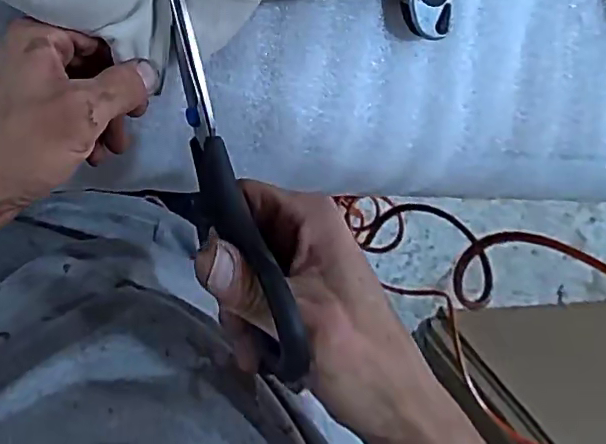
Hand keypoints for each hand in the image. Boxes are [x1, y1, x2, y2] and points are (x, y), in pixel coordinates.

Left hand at [0, 19, 153, 228]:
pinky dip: (80, 127)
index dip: (127, 58)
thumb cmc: (21, 146)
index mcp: (39, 35)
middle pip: (91, 61)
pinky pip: (61, 107)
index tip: (145, 89)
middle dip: (115, 96)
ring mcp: (22, 80)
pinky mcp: (19, 110)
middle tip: (132, 123)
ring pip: (79, 88)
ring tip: (112, 149)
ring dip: (101, 117)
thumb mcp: (83, 114)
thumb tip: (150, 70)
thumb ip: (123, 86)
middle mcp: (28, 49)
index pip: (99, 32)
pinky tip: (91, 155)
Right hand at [196, 181, 475, 443]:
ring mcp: (304, 259)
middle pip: (242, 238)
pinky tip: (263, 354)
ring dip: (242, 313)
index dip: (222, 226)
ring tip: (253, 351)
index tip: (211, 269)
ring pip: (247, 271)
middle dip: (233, 286)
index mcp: (311, 215)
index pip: (247, 196)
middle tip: (238, 326)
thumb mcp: (301, 319)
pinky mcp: (302, 289)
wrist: (399, 410)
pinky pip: (260, 294)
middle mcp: (306, 229)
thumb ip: (250, 287)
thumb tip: (206, 253)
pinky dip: (254, 323)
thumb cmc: (362, 357)